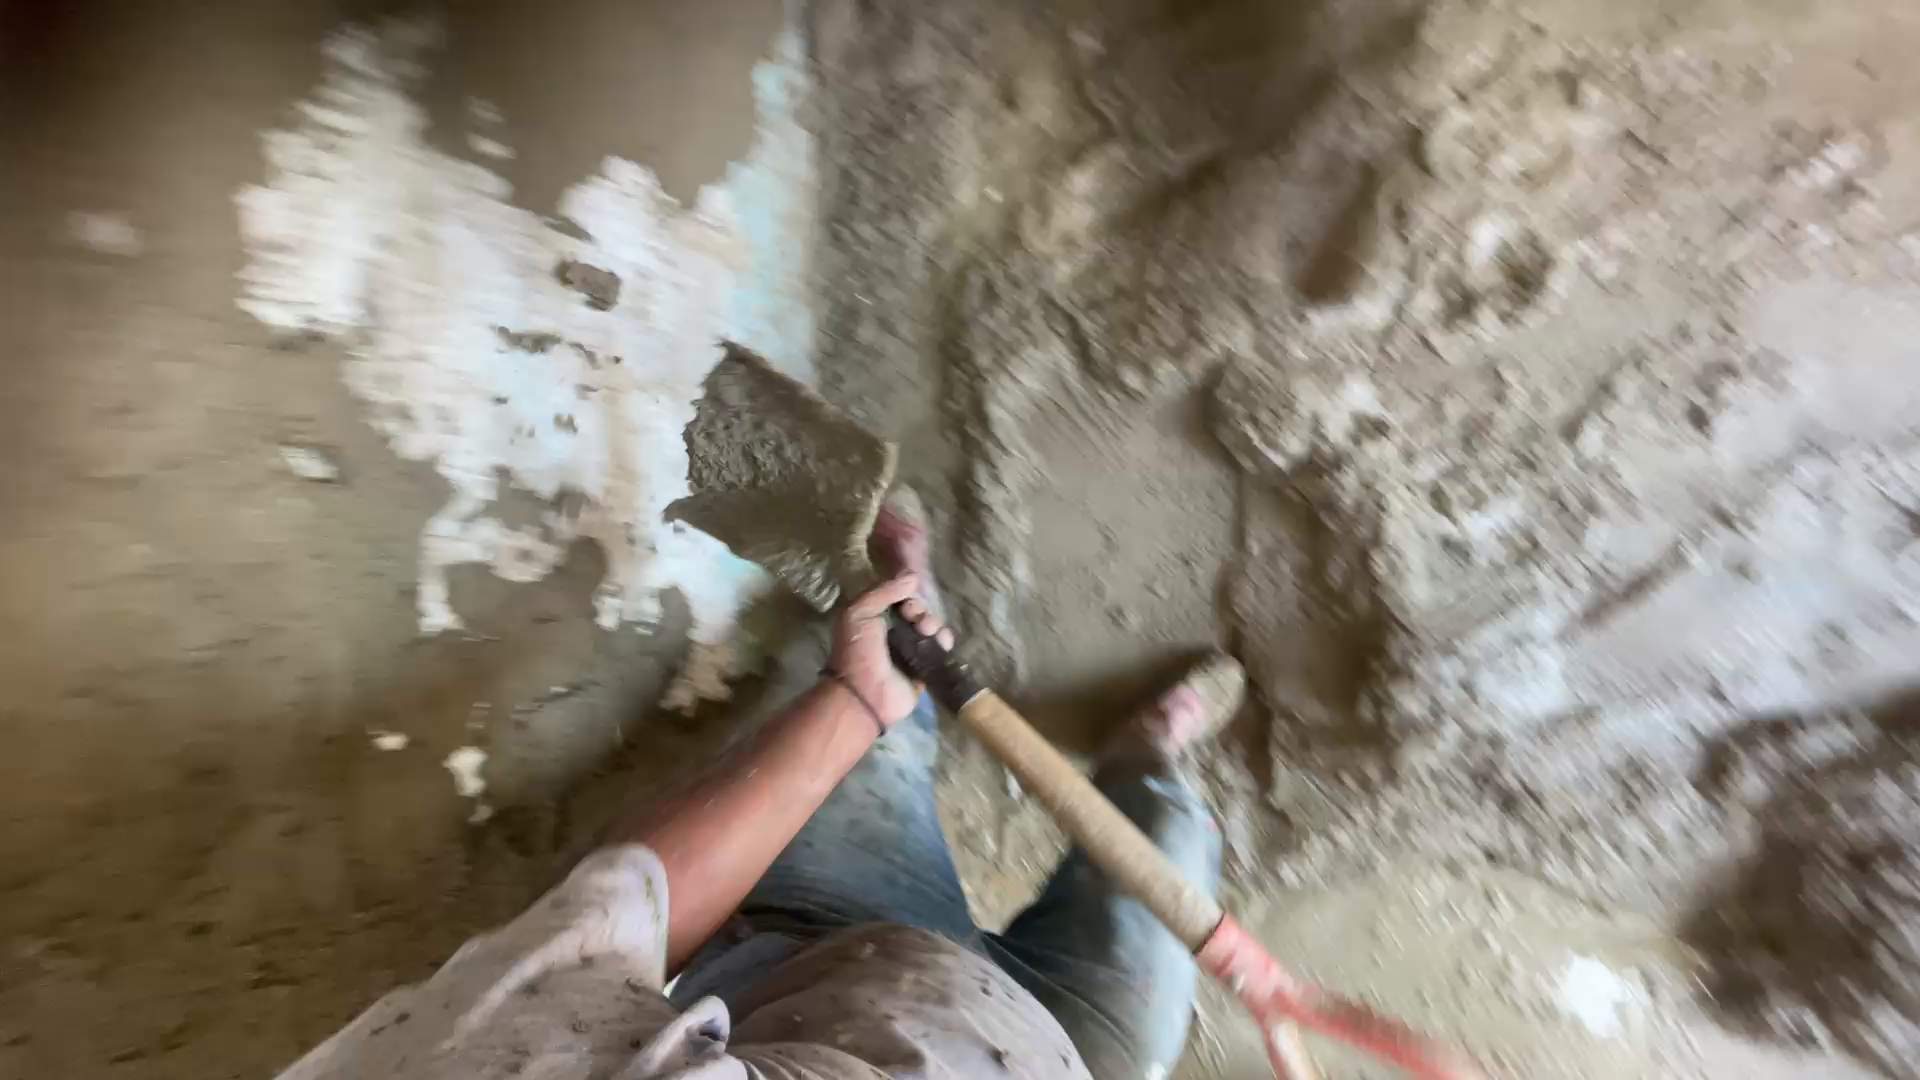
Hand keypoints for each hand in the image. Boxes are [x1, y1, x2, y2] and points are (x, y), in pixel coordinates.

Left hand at [829, 573, 953, 728]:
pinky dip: (944, 642)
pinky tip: (944, 642)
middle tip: (919, 621)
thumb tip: (913, 577)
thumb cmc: (857, 650)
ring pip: (930, 629)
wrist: (864, 694)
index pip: (898, 600)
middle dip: (922, 612)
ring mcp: (909, 652)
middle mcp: (892, 633)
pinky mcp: (924, 669)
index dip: (907, 597)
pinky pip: (939, 651)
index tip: (908, 604)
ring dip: (935, 625)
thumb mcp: (859, 611)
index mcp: (874, 618)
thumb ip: (884, 590)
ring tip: (929, 633)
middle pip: (917, 613)